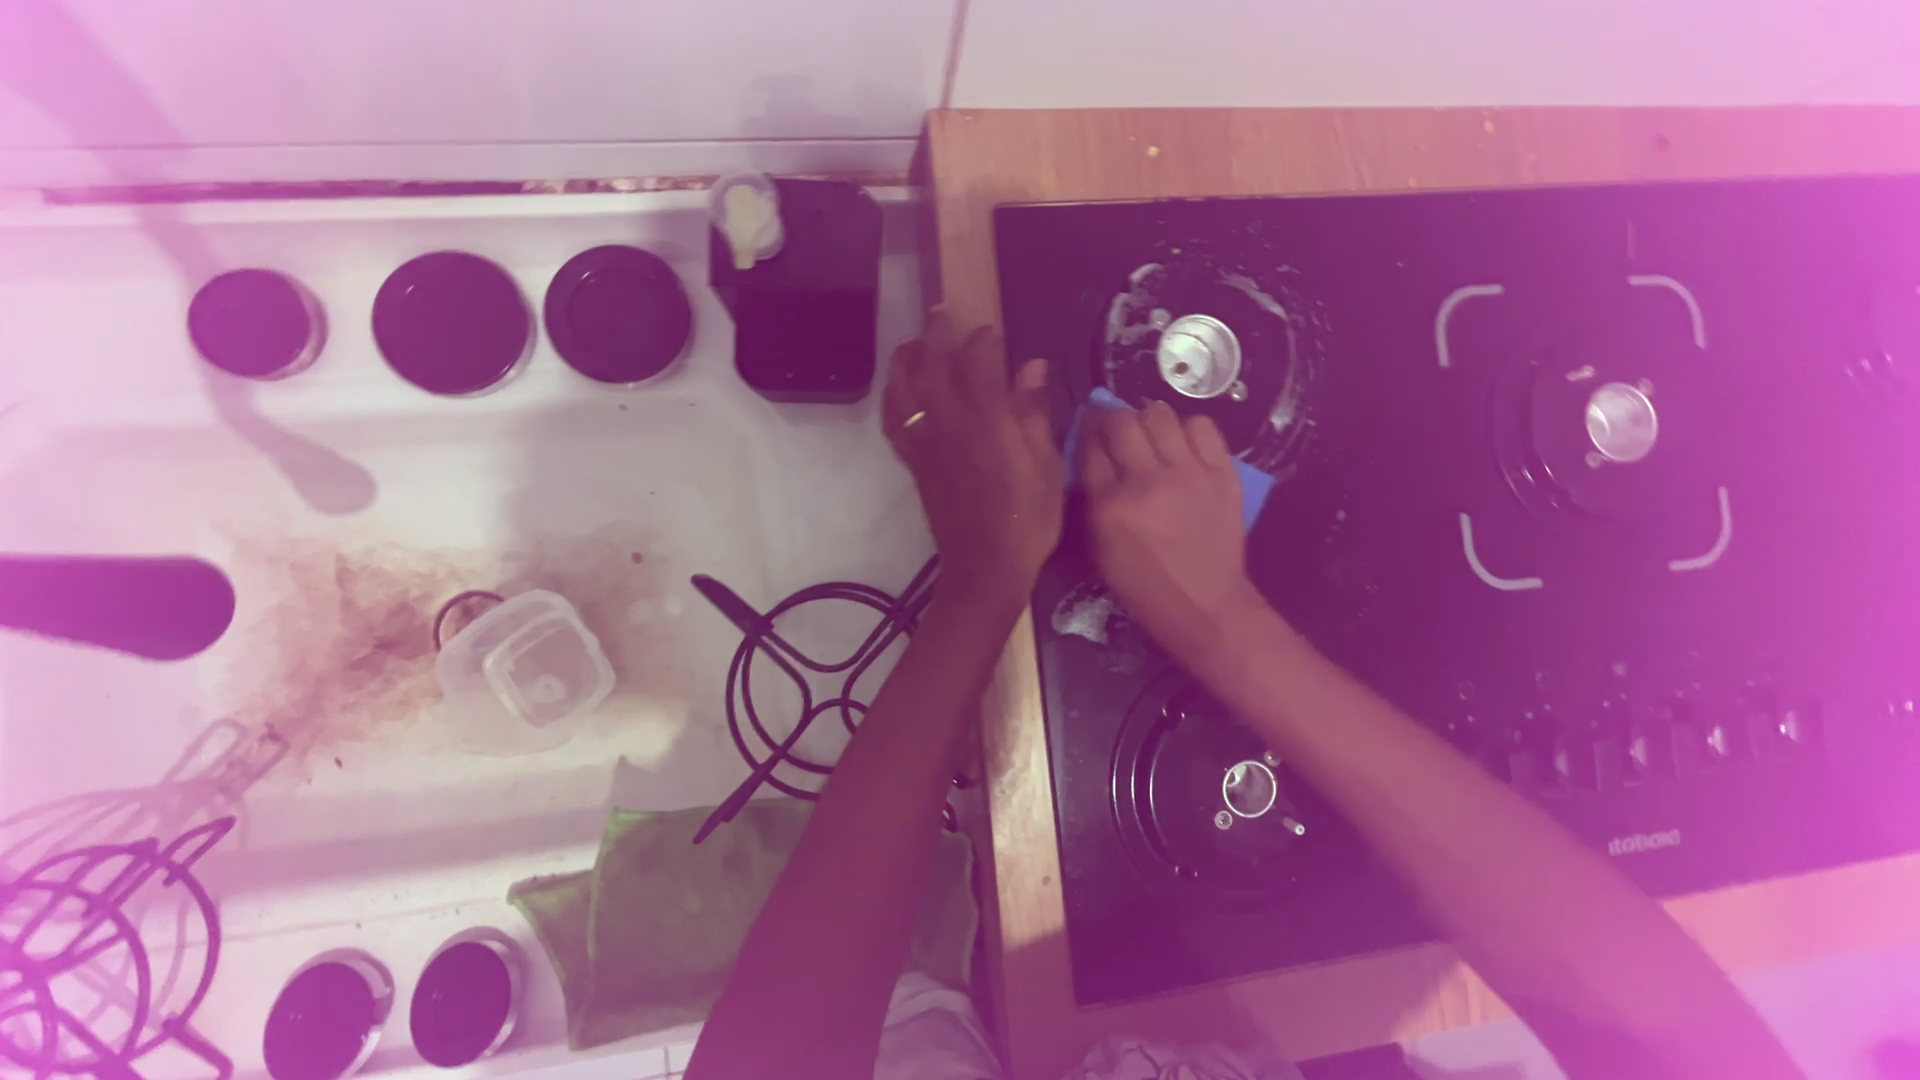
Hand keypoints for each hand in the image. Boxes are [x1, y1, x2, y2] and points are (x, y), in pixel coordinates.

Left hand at [883, 312, 1063, 596]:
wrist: (986, 565)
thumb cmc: (1028, 517)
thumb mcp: (1047, 464)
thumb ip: (1034, 412)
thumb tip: (1032, 367)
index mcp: (987, 417)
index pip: (978, 358)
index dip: (984, 339)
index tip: (993, 332)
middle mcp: (949, 420)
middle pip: (933, 362)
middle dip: (937, 333)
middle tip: (942, 315)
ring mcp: (925, 441)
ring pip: (904, 386)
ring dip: (905, 358)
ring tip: (913, 344)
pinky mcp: (914, 461)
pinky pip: (894, 421)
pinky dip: (892, 398)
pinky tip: (899, 391)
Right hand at [1082, 401, 1265, 663]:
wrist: (1203, 604)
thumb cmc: (1142, 583)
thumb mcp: (1099, 546)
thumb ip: (1093, 498)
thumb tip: (1093, 458)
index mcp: (1110, 504)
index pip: (1090, 446)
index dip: (1087, 432)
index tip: (1090, 432)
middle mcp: (1146, 480)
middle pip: (1122, 421)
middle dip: (1114, 422)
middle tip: (1118, 435)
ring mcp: (1188, 473)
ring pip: (1160, 414)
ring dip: (1149, 421)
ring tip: (1152, 438)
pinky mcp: (1221, 473)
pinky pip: (1202, 427)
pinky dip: (1187, 430)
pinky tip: (1183, 446)